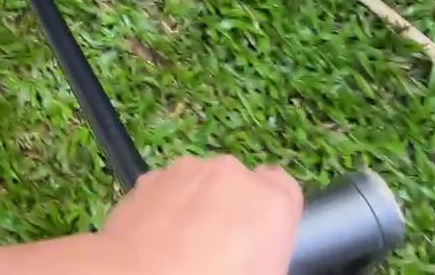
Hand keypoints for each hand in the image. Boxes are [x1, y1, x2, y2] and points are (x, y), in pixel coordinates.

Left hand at [93, 155, 302, 274]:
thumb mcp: (265, 273)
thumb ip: (265, 255)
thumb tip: (251, 254)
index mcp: (269, 202)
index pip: (285, 189)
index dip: (276, 217)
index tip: (264, 246)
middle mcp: (228, 173)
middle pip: (240, 185)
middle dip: (235, 212)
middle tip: (224, 258)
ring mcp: (184, 170)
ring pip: (202, 184)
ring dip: (200, 208)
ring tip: (186, 255)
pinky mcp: (148, 178)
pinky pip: (170, 190)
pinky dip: (169, 209)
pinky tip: (159, 246)